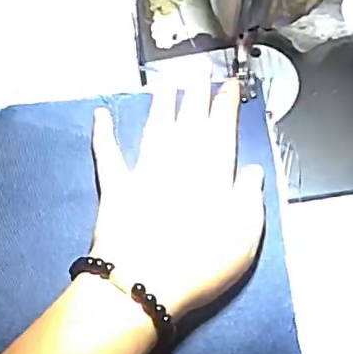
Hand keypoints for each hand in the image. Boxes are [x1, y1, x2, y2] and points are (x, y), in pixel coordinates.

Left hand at [89, 80, 266, 317]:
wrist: (143, 283)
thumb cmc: (200, 264)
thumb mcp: (245, 235)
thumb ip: (250, 197)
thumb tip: (252, 171)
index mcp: (213, 172)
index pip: (222, 128)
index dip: (225, 104)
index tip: (228, 85)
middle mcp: (178, 162)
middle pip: (189, 119)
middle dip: (196, 92)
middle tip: (200, 70)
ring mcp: (144, 172)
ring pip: (154, 128)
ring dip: (161, 105)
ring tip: (166, 84)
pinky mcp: (115, 188)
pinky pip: (108, 154)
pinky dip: (103, 134)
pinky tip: (100, 116)